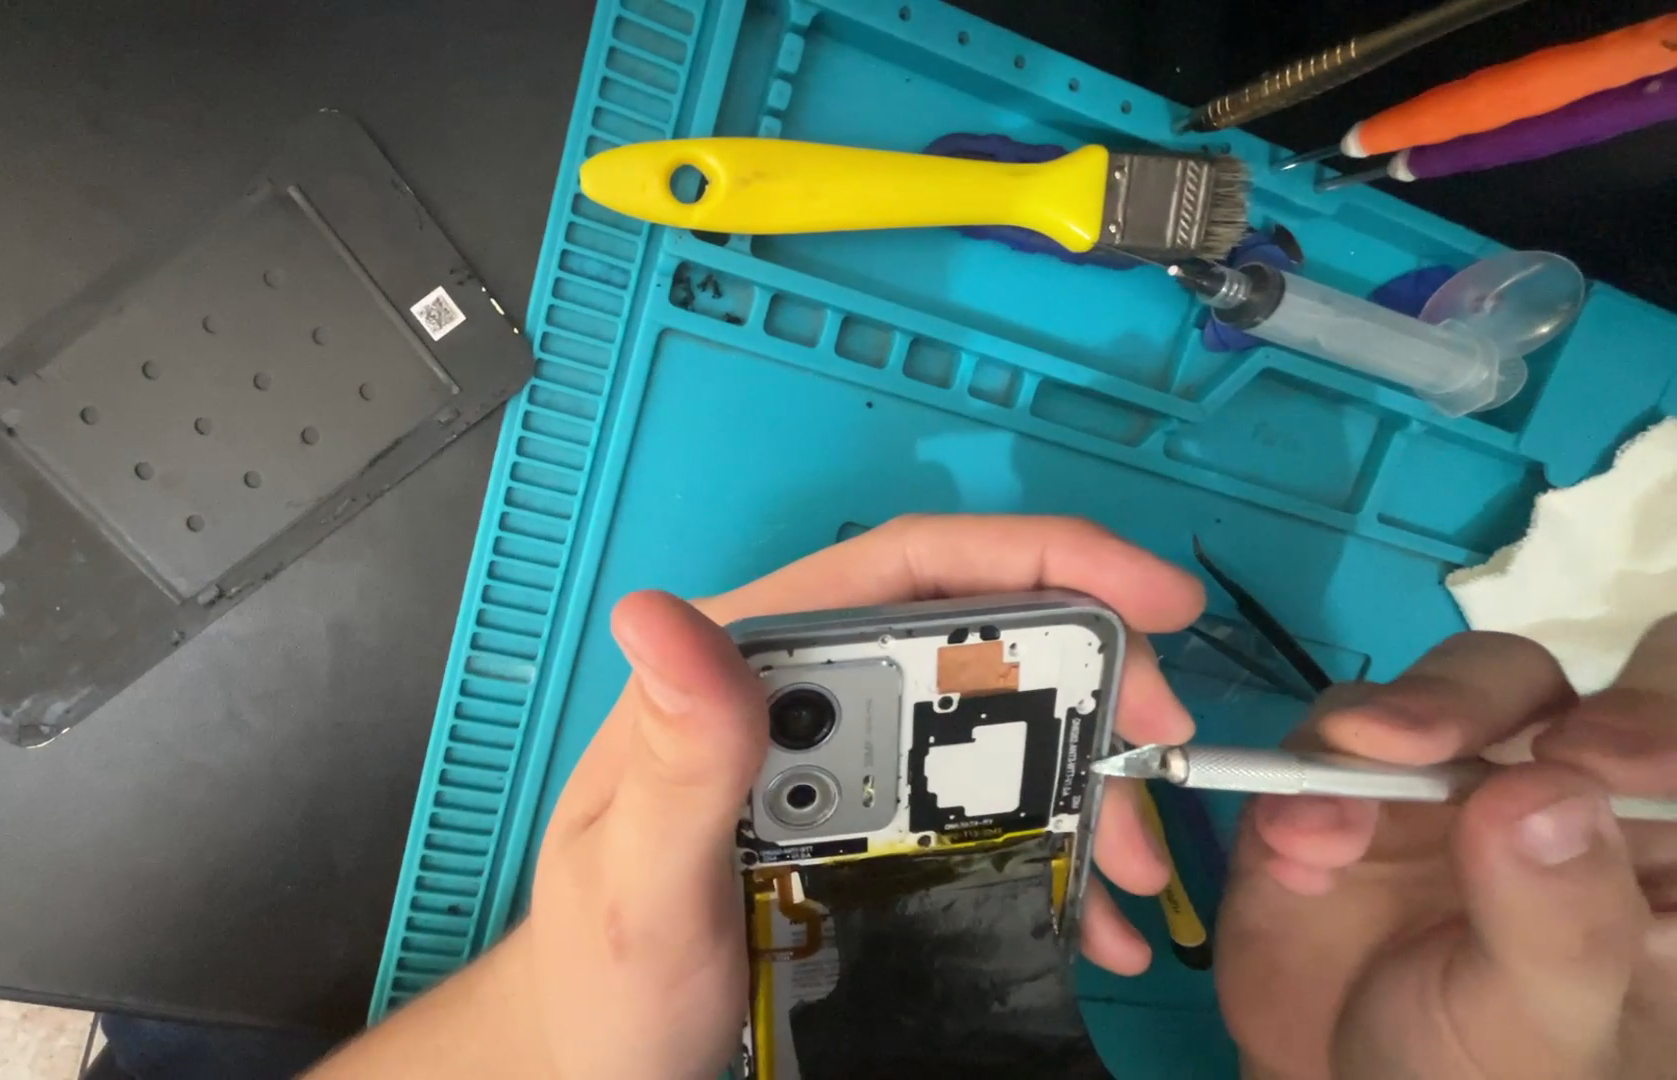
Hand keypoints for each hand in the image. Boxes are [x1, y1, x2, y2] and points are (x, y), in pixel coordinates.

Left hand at [519, 515, 1204, 1079]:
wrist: (608, 1055)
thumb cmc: (609, 970)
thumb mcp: (638, 875)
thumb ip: (670, 754)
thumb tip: (659, 609)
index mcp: (743, 662)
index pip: (896, 569)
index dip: (1029, 555)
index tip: (1154, 597)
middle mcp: (803, 687)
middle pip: (965, 631)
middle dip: (1083, 666)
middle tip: (1164, 745)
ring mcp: (843, 755)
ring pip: (988, 719)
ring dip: (1081, 767)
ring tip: (1132, 861)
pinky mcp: (872, 822)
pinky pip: (981, 804)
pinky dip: (1053, 840)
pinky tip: (1092, 907)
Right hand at [1216, 623, 1676, 1079]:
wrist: (1327, 1077)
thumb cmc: (1479, 1076)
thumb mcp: (1545, 1028)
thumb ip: (1561, 919)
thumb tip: (1546, 786)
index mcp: (1638, 848)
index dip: (1656, 713)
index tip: (1593, 759)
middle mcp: (1529, 788)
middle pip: (1522, 679)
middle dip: (1470, 696)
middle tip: (1421, 744)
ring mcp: (1416, 781)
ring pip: (1400, 695)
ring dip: (1359, 739)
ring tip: (1321, 829)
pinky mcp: (1321, 783)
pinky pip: (1305, 747)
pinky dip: (1290, 791)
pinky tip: (1293, 862)